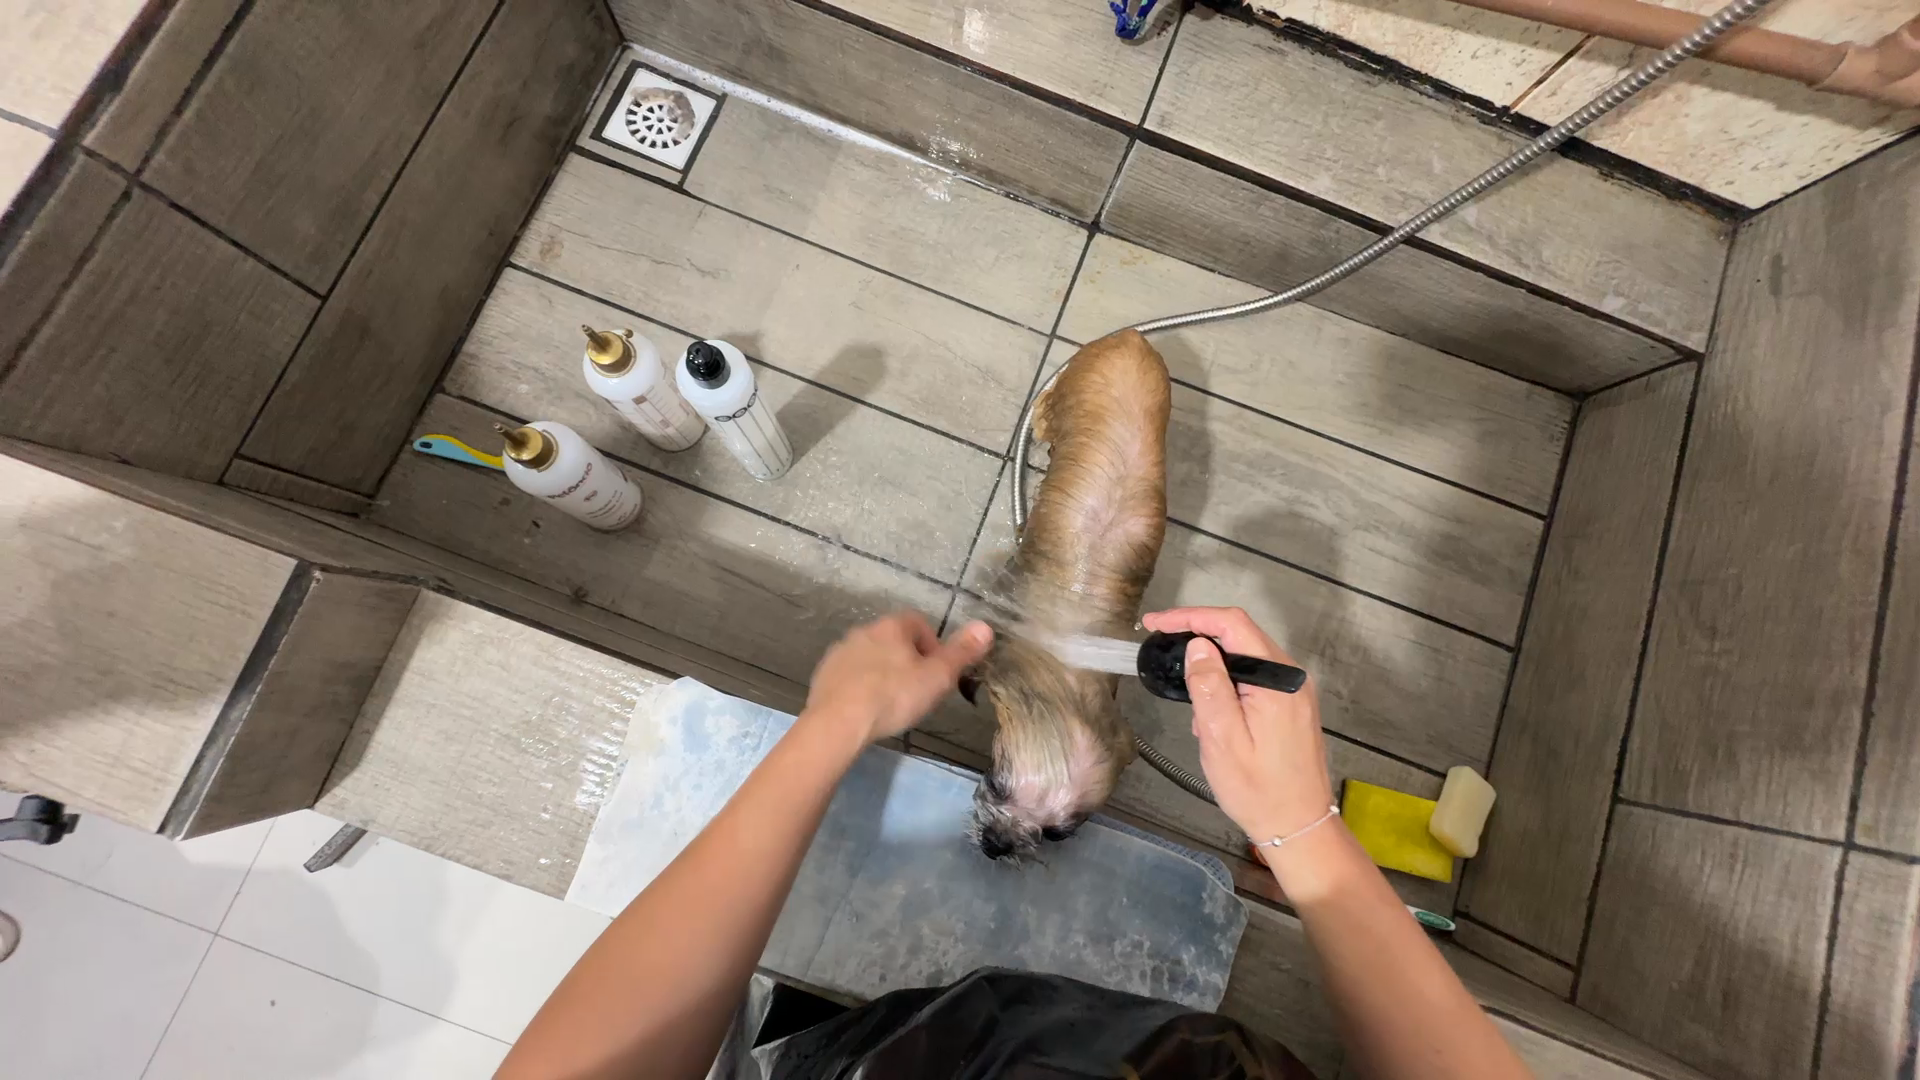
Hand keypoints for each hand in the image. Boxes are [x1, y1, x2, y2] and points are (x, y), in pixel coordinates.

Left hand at [802, 613, 992, 744]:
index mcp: (893, 626)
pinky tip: (865, 709)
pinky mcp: (823, 673)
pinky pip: (850, 674)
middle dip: (907, 660)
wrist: (838, 722)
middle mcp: (865, 630)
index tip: (936, 673)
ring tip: (890, 703)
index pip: (919, 623)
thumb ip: (962, 652)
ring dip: (882, 672)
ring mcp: (841, 651)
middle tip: (916, 691)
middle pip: (894, 640)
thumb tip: (985, 626)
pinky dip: (860, 686)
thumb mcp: (937, 677)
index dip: (932, 646)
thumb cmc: (894, 696)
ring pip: (871, 656)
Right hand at [1141, 607, 1334, 847]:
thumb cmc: (1257, 788)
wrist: (1299, 829)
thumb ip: (1209, 686)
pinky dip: (1226, 681)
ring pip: (1245, 655)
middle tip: (1160, 644)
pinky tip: (1209, 710)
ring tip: (1183, 689)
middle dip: (1197, 634)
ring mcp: (1294, 691)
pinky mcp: (1290, 705)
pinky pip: (1253, 677)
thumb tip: (1197, 645)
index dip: (1190, 617)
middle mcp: (1291, 677)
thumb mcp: (1222, 738)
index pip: (1232, 625)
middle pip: (1240, 634)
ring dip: (1211, 664)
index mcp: (1278, 680)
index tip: (1155, 623)